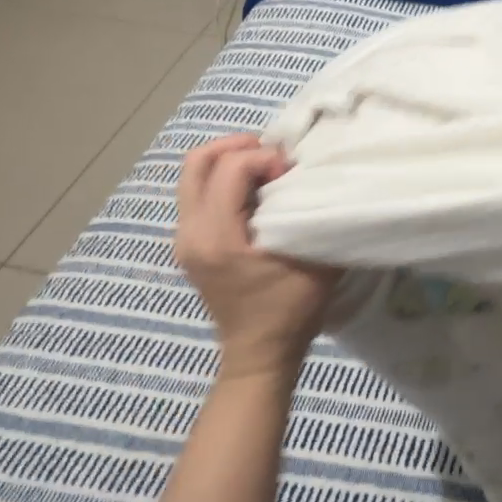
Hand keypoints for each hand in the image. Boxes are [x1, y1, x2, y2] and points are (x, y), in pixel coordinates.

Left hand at [175, 134, 341, 380]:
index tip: (292, 174)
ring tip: (267, 169)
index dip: (266, 158)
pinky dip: (225, 179)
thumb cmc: (289, 308)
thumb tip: (316, 177)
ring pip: (194, 175)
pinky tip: (256, 191)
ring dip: (231, 161)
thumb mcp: (314, 259)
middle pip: (197, 162)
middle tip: (274, 155)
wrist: (260, 354)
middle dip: (238, 147)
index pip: (230, 167)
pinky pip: (199, 193)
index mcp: (215, 236)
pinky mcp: (191, 244)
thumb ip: (313, 214)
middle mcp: (190, 233)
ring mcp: (185, 239)